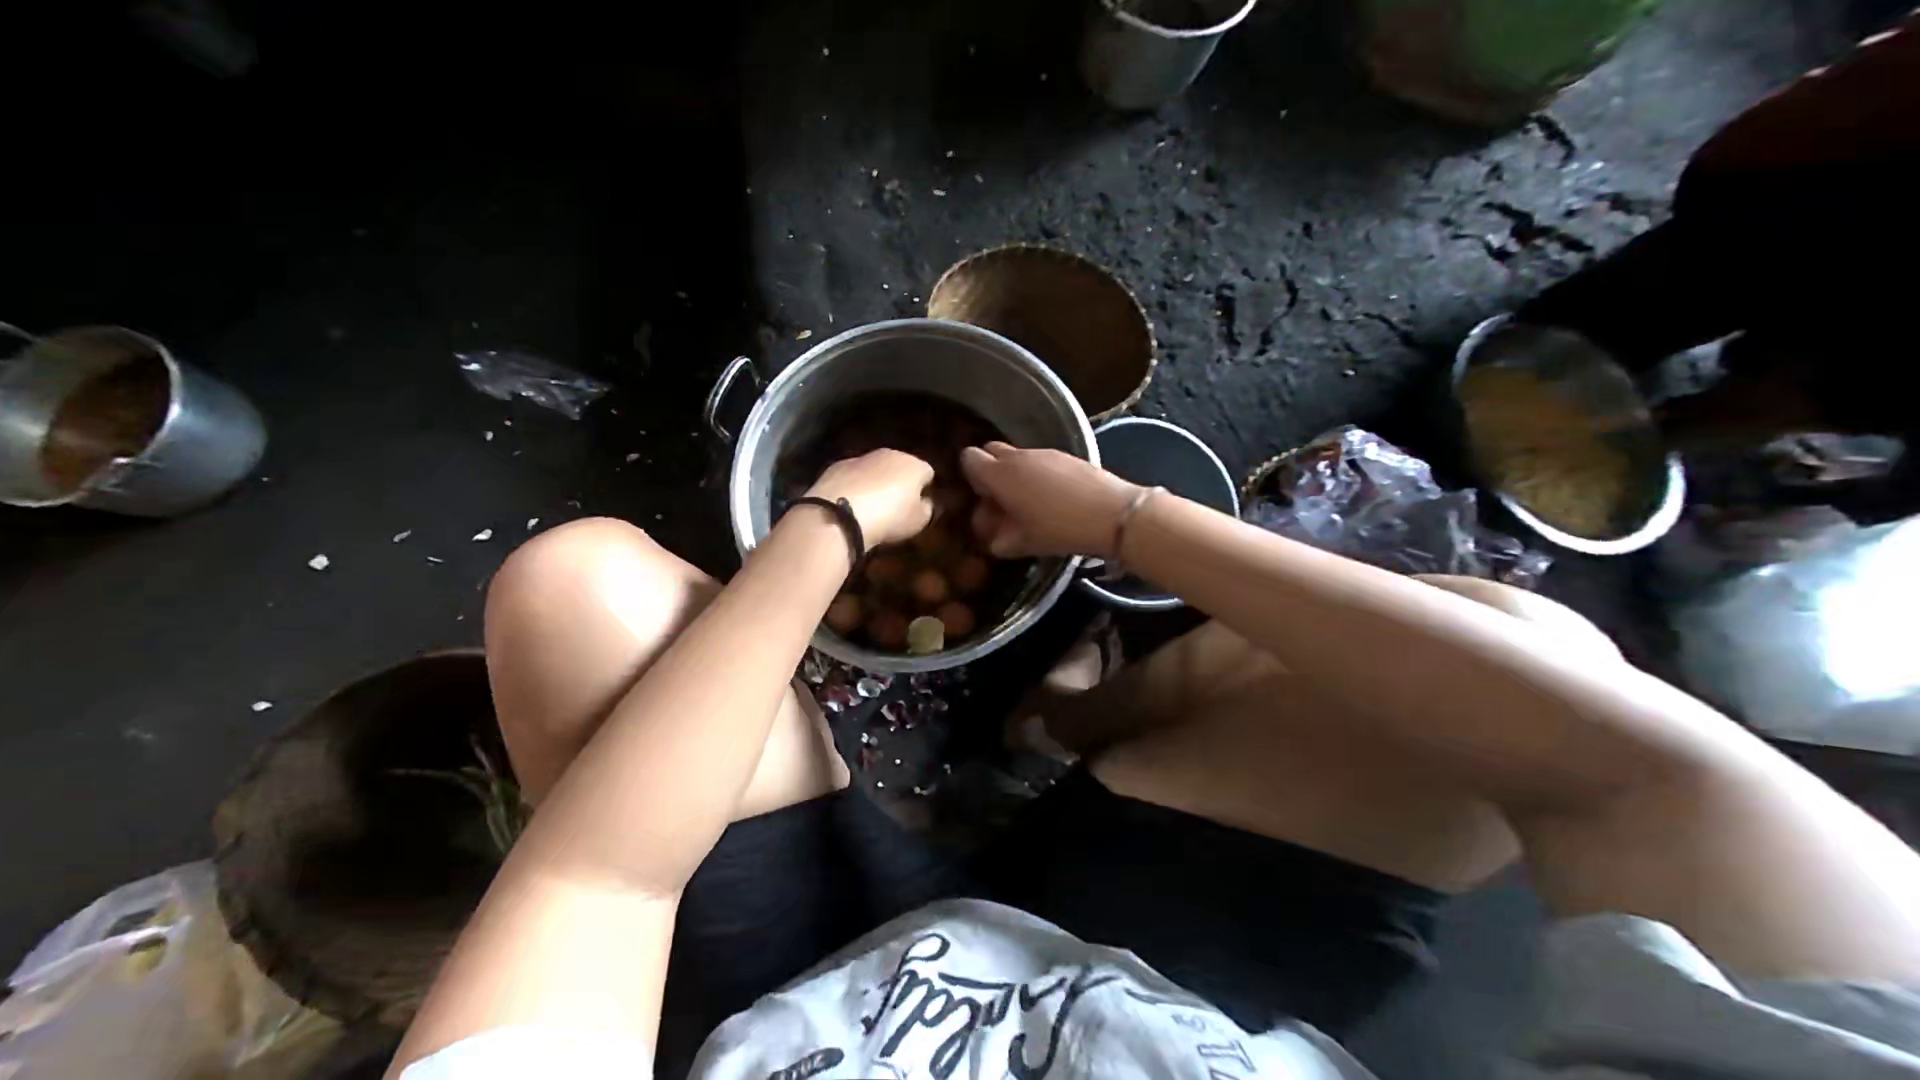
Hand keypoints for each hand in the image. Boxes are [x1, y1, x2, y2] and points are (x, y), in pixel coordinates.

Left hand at [805, 449, 934, 547]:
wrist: (841, 514)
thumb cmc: (889, 518)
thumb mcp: (918, 522)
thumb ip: (926, 509)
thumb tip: (924, 502)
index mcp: (914, 465)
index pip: (927, 473)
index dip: (925, 489)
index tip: (919, 505)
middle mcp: (889, 454)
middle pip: (900, 466)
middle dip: (899, 482)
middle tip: (895, 506)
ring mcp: (861, 458)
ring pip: (875, 468)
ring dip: (875, 482)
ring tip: (870, 507)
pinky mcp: (837, 466)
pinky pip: (853, 475)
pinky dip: (854, 486)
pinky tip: (850, 504)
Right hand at [959, 442, 1141, 558]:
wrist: (1113, 514)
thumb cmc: (1060, 529)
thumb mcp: (1024, 543)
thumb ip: (1000, 541)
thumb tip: (992, 539)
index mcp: (1000, 474)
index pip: (968, 458)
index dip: (971, 476)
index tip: (982, 497)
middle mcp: (1017, 456)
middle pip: (990, 450)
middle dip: (990, 469)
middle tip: (1001, 498)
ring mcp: (1044, 452)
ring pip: (1017, 455)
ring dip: (1015, 472)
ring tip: (1029, 501)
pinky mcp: (1066, 455)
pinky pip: (1039, 459)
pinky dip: (1037, 473)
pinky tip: (1053, 497)